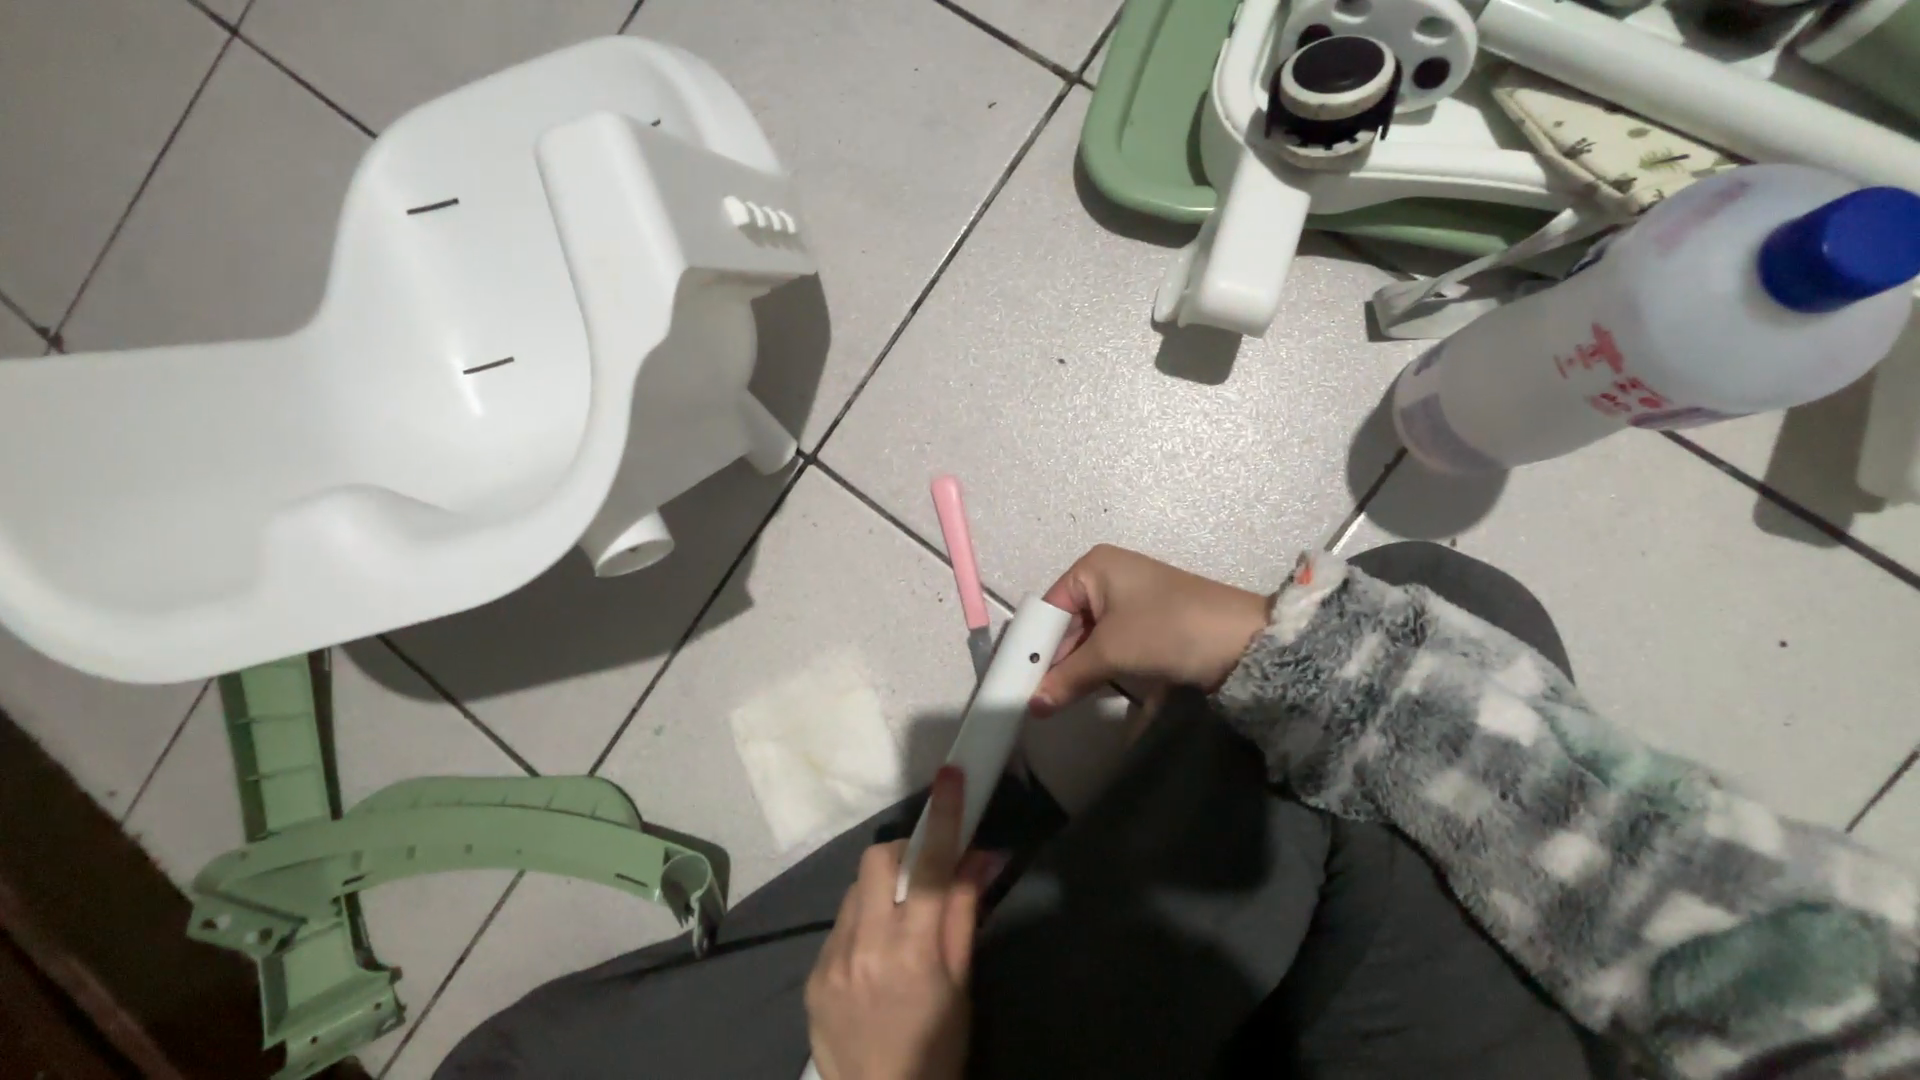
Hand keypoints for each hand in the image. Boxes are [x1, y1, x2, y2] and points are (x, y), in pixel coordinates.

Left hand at [806, 766, 995, 1079]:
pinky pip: (840, 923)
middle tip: (924, 877)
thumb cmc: (938, 1050)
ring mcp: (832, 959)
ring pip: (856, 888)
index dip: (944, 818)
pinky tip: (873, 956)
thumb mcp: (963, 985)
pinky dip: (861, 922)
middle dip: (904, 855)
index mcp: (914, 953)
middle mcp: (866, 947)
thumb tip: (983, 855)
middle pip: (879, 861)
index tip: (950, 775)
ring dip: (881, 890)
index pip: (932, 868)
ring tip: (897, 925)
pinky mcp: (812, 973)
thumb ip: (966, 914)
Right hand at [1029, 544, 1270, 717]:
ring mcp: (1131, 607)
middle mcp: (1109, 581)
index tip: (1015, 681)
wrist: (1246, 642)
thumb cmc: (1169, 629)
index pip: (1049, 608)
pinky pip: (1112, 651)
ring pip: (1089, 643)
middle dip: (1053, 662)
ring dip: (1075, 671)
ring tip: (1050, 704)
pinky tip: (1082, 697)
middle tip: (1032, 700)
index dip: (1033, 645)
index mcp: (1094, 568)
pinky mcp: (1149, 632)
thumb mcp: (1112, 651)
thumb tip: (1032, 706)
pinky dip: (1099, 672)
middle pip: (1067, 626)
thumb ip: (1067, 677)